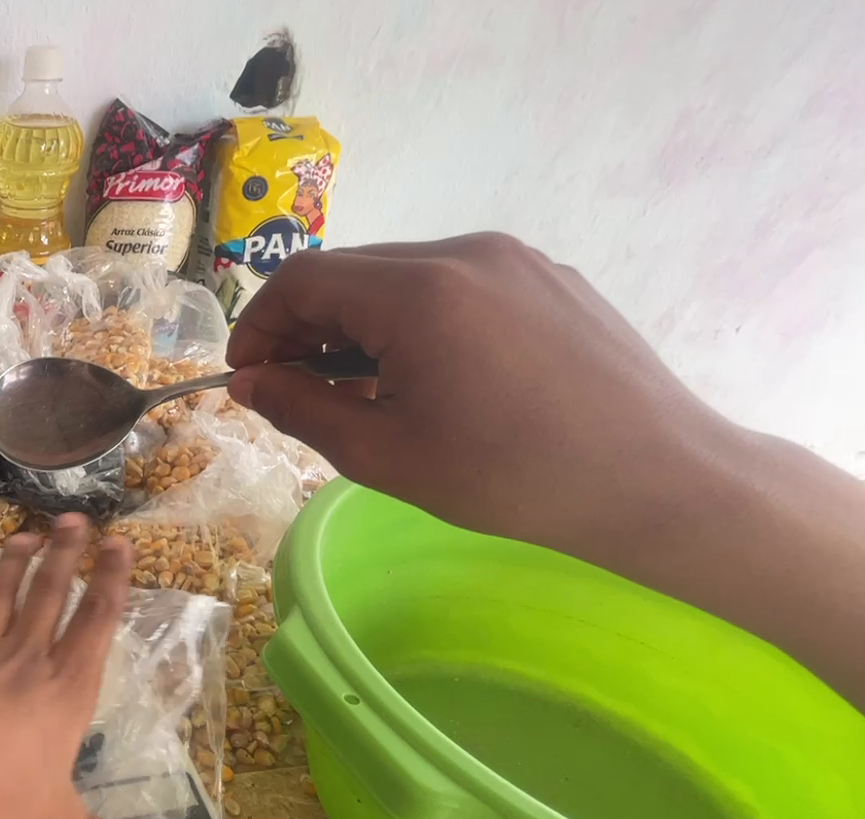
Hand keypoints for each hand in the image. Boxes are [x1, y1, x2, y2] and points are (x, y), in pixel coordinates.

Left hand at [0, 516, 133, 818]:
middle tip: (72, 517)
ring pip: (1, 596)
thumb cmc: (0, 807)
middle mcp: (25, 660)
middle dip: (64, 552)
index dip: (112, 579)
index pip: (97, 621)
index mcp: (66, 689)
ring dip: (13, 563)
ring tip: (24, 534)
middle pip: (49, 592)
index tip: (119, 543)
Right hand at [225, 233, 740, 562]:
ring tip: (354, 386)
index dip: (258, 325)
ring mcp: (513, 259)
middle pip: (346, 271)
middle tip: (291, 387)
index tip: (247, 377)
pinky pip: (447, 282)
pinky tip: (417, 373)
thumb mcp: (377, 452)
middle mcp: (464, 253)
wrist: (656, 480)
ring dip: (351, 323)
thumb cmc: (503, 475)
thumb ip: (297, 407)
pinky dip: (404, 318)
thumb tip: (246, 382)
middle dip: (300, 326)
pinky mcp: (544, 277)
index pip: (301, 279)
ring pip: (394, 275)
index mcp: (418, 292)